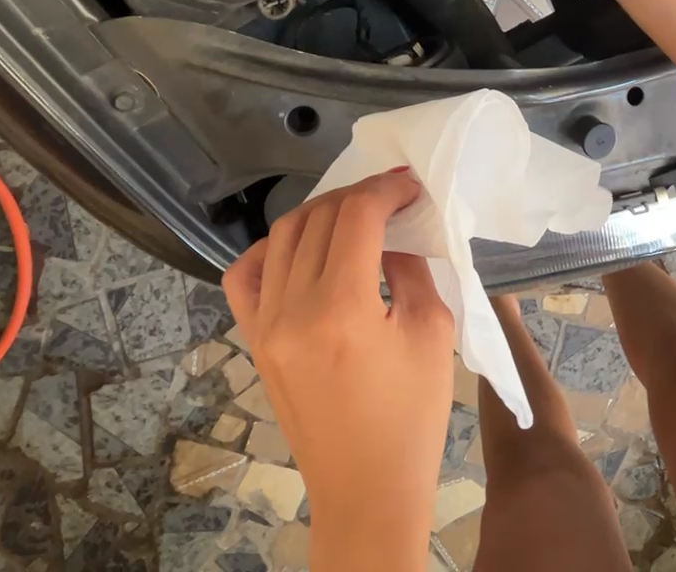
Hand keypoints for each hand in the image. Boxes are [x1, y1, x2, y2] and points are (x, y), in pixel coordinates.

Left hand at [223, 171, 452, 569]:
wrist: (366, 489)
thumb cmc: (412, 416)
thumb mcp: (431, 331)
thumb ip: (410, 270)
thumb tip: (394, 234)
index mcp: (342, 309)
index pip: (356, 216)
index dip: (386, 189)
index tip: (411, 186)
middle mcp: (292, 310)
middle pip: (319, 218)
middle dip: (360, 195)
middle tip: (392, 197)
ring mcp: (264, 326)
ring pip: (282, 236)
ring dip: (322, 212)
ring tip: (356, 215)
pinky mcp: (254, 341)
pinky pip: (245, 276)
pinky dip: (271, 248)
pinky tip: (302, 248)